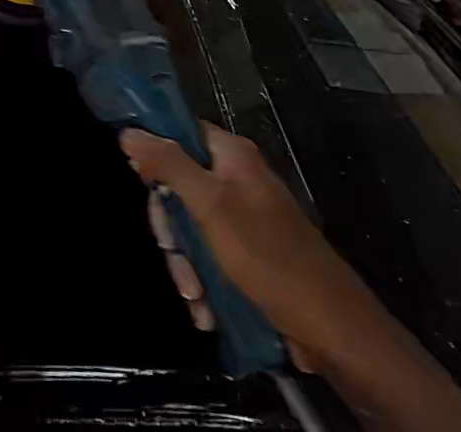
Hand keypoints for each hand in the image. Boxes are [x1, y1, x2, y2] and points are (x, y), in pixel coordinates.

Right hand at [121, 123, 382, 373]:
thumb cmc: (267, 256)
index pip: (180, 131)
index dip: (154, 149)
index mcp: (232, 156)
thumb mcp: (209, 204)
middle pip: (176, 183)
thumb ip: (167, 163)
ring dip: (185, 261)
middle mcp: (236, 179)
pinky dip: (201, 277)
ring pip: (188, 224)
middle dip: (171, 225)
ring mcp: (241, 216)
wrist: (332, 330)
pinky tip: (205, 304)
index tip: (138, 175)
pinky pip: (206, 253)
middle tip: (172, 247)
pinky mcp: (245, 251)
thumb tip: (128, 131)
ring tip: (195, 294)